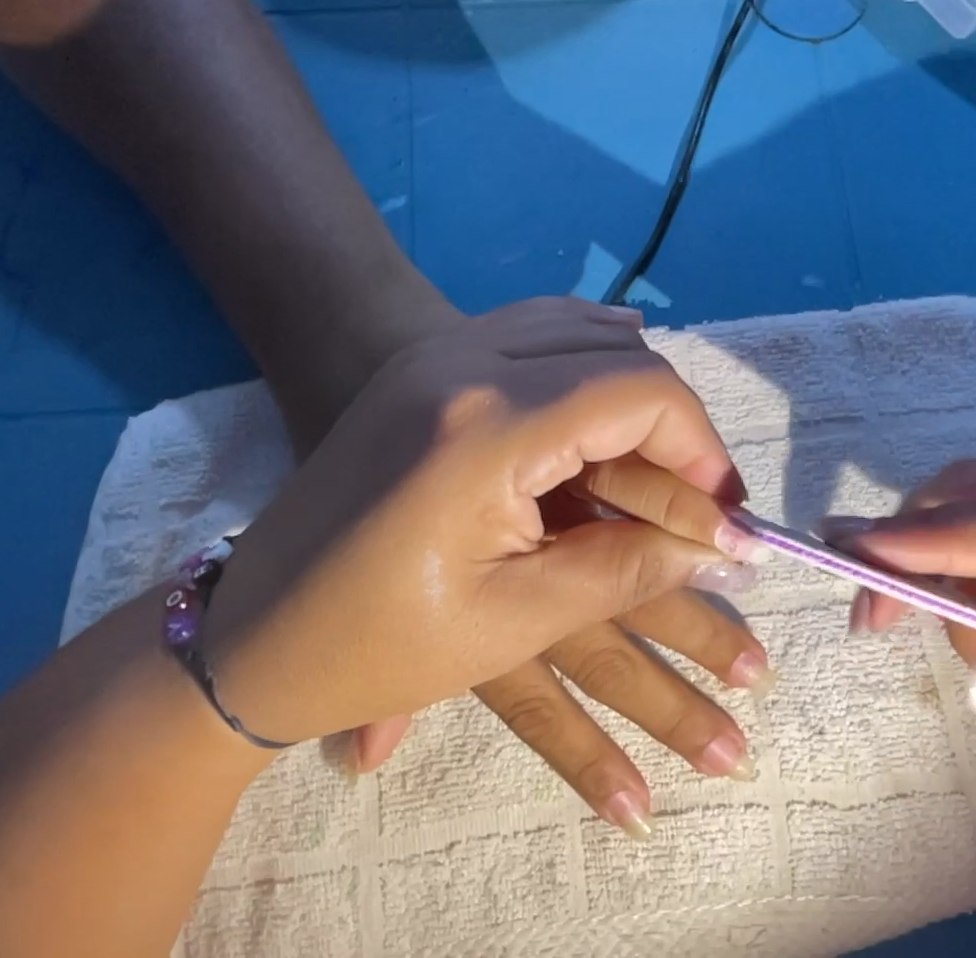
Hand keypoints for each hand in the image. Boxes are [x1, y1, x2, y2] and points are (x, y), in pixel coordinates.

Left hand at [203, 299, 755, 793]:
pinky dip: (580, 359)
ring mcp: (437, 356)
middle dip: (675, 429)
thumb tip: (724, 546)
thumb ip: (629, 568)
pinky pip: (528, 332)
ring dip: (630, 393)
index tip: (724, 522)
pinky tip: (601, 398)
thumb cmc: (375, 644)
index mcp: (487, 425)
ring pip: (576, 331)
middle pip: (618, 355)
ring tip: (654, 469)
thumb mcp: (513, 621)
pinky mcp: (424, 369)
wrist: (251, 629)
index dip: (702, 453)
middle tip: (696, 507)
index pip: (641, 392)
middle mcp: (464, 362)